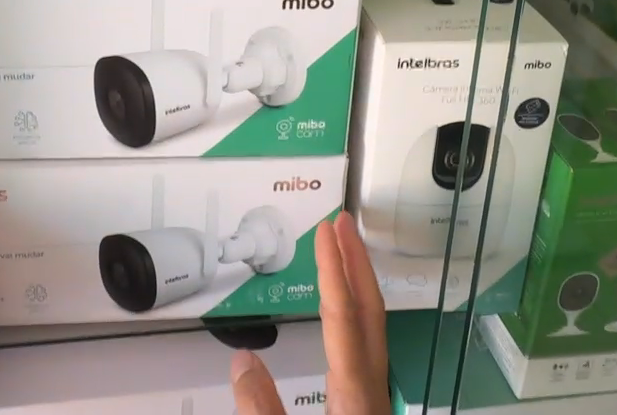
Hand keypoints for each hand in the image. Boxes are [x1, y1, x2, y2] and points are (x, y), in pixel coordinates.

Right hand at [230, 213, 388, 414]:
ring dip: (357, 280)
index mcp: (355, 392)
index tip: (324, 230)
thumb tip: (242, 359)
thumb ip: (261, 407)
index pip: (343, 317)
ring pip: (372, 325)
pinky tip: (339, 306)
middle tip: (343, 221)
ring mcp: (374, 394)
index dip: (333, 268)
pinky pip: (365, 339)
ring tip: (342, 249)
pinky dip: (354, 307)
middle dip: (356, 260)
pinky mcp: (368, 402)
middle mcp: (372, 385)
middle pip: (370, 311)